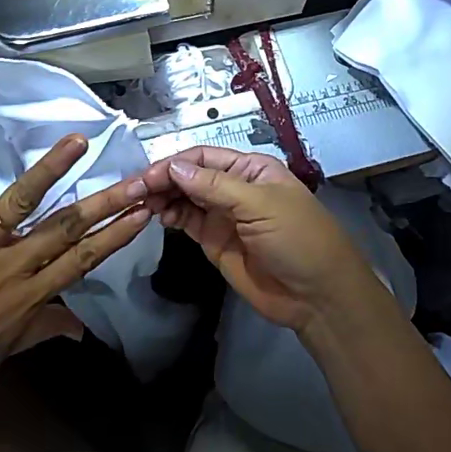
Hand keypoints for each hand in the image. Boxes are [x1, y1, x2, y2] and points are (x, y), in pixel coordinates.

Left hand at [0, 127, 152, 451]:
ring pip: (19, 201)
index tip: (144, 211)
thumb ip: (31, 332)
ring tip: (79, 140)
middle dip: (105, 201)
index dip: (115, 236)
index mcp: (18, 304)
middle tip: (137, 177)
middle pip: (64, 227)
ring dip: (51, 169)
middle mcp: (2, 269)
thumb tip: (78, 327)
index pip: (79, 262)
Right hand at [139, 147, 386, 332]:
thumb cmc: (296, 237)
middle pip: (191, 175)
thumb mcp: (259, 204)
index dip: (176, 163)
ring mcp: (223, 214)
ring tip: (140, 203)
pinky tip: (156, 215)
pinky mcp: (214, 240)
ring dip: (163, 196)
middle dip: (164, 179)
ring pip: (185, 197)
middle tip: (135, 190)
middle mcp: (234, 186)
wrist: (316, 294)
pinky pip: (187, 220)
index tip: (148, 175)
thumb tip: (174, 167)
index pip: (204, 157)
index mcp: (250, 168)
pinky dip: (170, 215)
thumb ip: (215, 186)